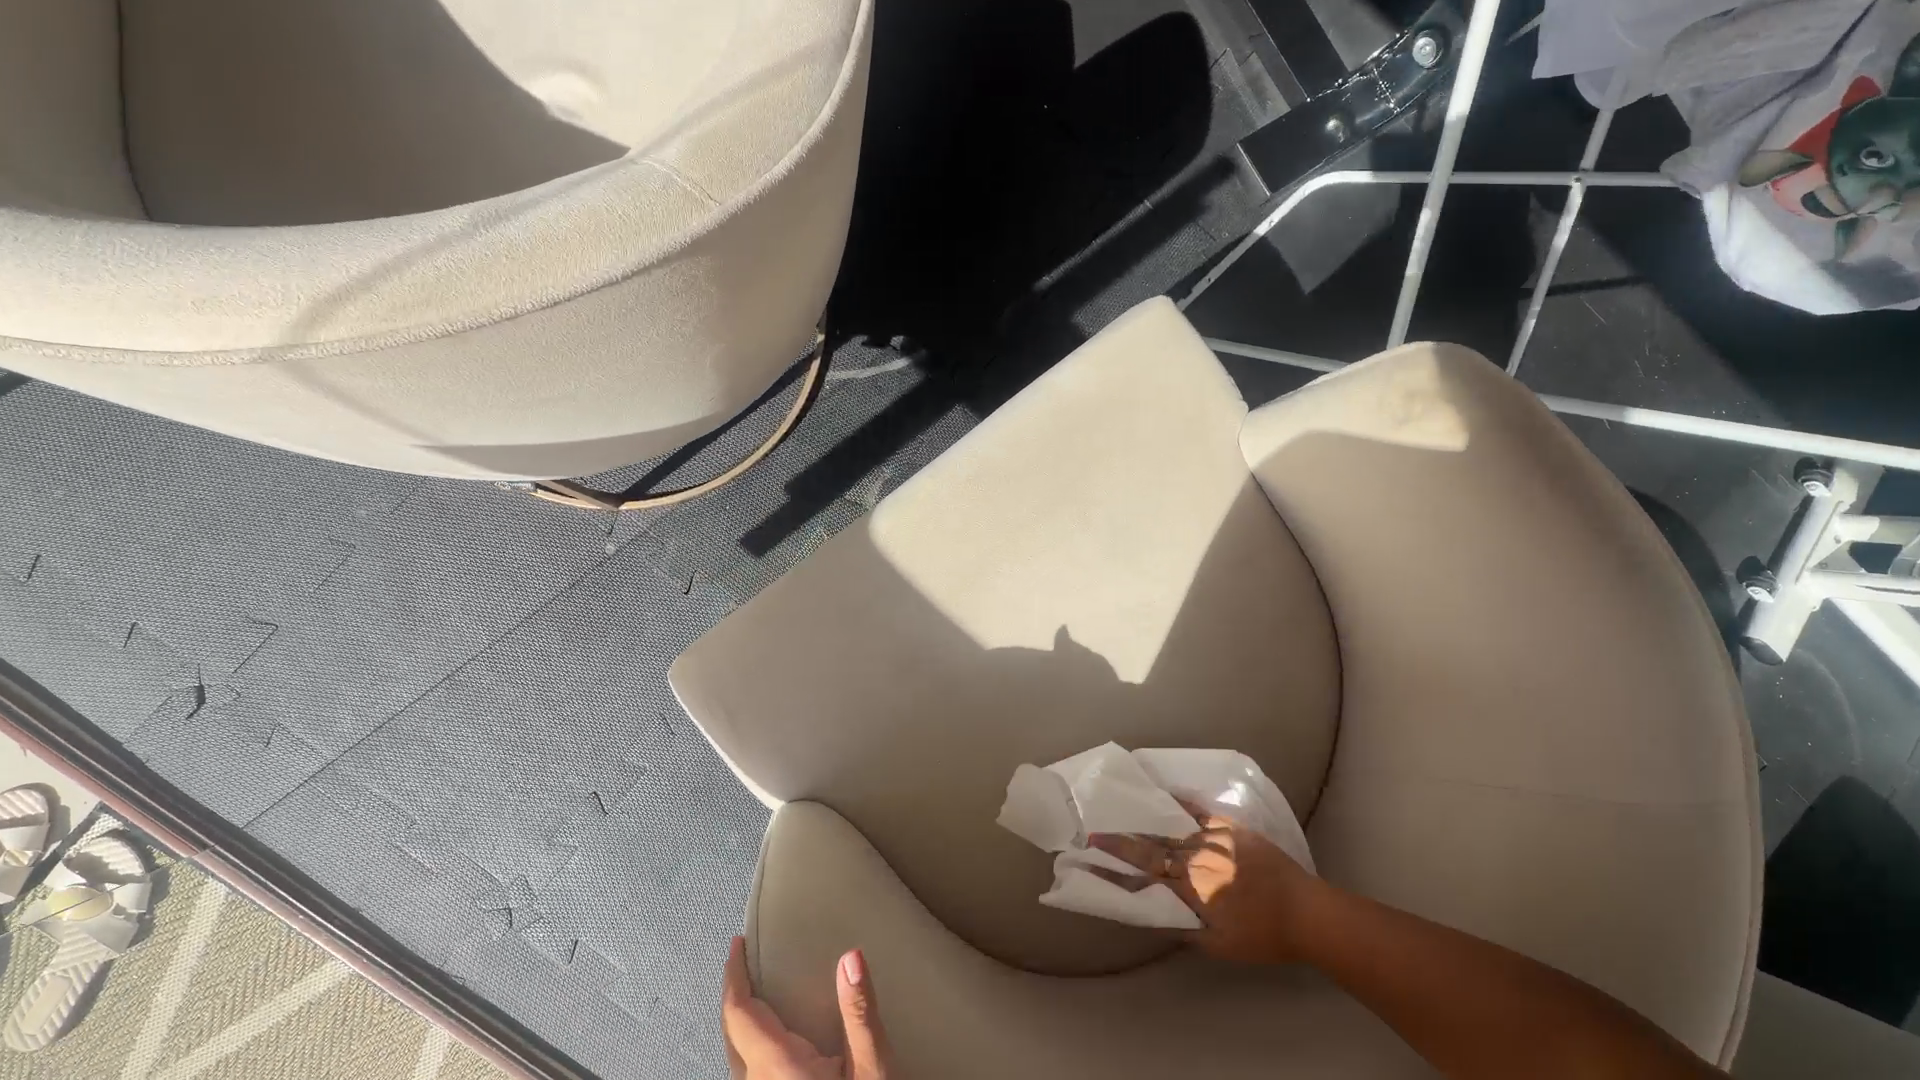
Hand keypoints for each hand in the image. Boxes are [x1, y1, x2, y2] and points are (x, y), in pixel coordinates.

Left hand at [721, 936, 889, 1078]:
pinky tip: (770, 1042)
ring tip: (754, 993)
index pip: (739, 1011)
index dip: (733, 975)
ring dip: (739, 1020)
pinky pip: (746, 1073)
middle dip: (733, 993)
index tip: (735, 945)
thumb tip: (851, 957)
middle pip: (730, 1032)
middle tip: (741, 961)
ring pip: (734, 1056)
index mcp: (778, 1066)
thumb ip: (859, 1012)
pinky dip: (749, 1043)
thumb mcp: (873, 1069)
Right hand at [1089, 802, 1322, 965]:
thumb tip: (1153, 915)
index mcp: (1191, 883)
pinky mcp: (1235, 829)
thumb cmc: (1264, 936)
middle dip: (1124, 838)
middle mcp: (1198, 854)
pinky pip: (1202, 812)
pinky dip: (1182, 804)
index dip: (1117, 855)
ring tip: (1126, 814)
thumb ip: (1183, 928)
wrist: (1309, 913)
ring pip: (1175, 827)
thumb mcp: (1218, 945)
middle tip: (1098, 831)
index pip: (1145, 865)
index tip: (1092, 844)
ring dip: (1149, 823)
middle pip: (1154, 842)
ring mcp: (1217, 837)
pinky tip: (1168, 795)